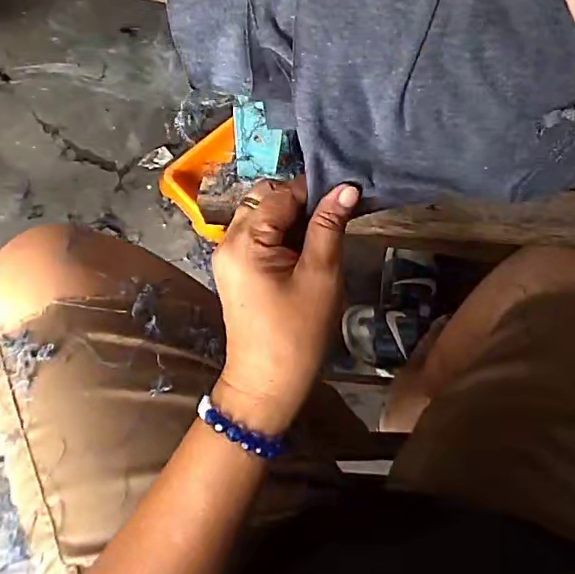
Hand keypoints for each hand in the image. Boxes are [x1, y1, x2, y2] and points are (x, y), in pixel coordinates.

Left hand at [210, 177, 359, 435]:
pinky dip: (282, 235)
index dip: (314, 191)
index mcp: (244, 240)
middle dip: (301, 202)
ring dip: (293, 218)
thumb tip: (346, 188)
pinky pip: (258, 236)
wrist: (267, 385)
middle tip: (335, 218)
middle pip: (265, 199)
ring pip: (262, 216)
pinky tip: (306, 250)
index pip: (281, 194)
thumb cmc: (297, 333)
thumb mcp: (320, 276)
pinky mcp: (236, 270)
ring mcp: (229, 256)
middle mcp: (228, 241)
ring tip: (324, 235)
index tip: (345, 197)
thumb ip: (329, 226)